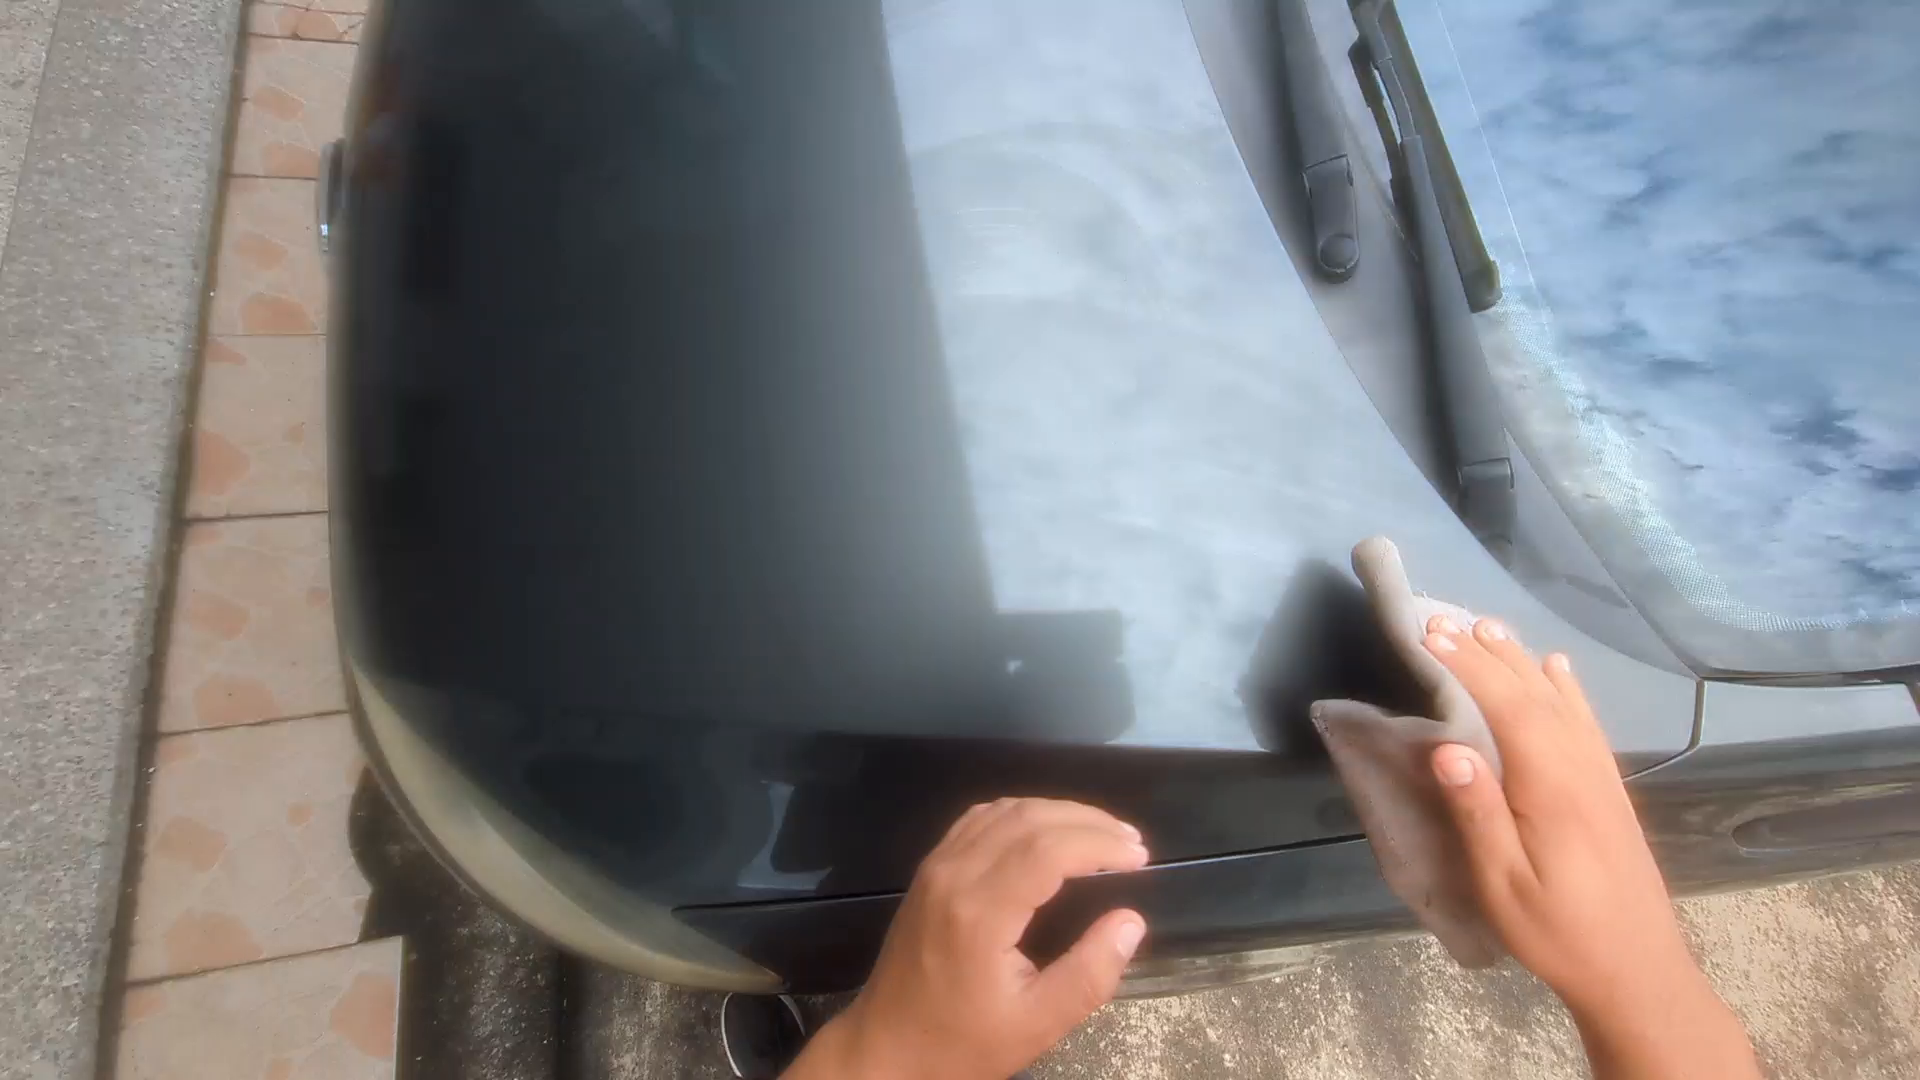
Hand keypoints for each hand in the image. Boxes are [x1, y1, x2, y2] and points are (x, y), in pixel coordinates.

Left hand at [785, 798, 1148, 1079]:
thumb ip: (1089, 973)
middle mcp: (955, 872)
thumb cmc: (962, 1042)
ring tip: (1101, 831)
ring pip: (1004, 809)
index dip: (1098, 843)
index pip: (1047, 849)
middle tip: (1130, 841)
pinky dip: (1021, 811)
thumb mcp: (1036, 1025)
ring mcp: (938, 863)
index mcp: (980, 911)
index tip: (1139, 856)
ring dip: (1056, 810)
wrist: (885, 1048)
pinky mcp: (931, 865)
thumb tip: (1131, 920)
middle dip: (1086, 821)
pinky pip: (980, 818)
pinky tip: (1046, 826)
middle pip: (1028, 818)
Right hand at [1422, 615, 1759, 1079]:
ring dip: (1521, 660)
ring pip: (1561, 702)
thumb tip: (1448, 747)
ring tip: (1488, 627)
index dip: (1469, 666)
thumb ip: (1478, 813)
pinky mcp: (1609, 791)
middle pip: (1533, 696)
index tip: (1429, 635)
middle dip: (1486, 653)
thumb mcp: (1504, 883)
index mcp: (1553, 790)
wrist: (1640, 977)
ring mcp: (1601, 779)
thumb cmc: (1556, 932)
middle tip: (1443, 620)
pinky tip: (1557, 668)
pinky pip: (1587, 724)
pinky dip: (1568, 689)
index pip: (1509, 709)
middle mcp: (1582, 772)